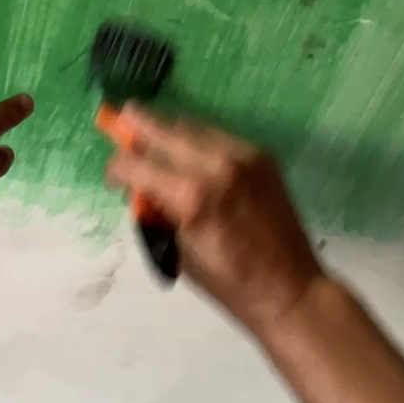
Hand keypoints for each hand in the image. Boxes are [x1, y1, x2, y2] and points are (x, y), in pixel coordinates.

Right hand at [103, 105, 322, 330]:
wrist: (291, 288)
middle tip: (122, 114)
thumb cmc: (227, 281)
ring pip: (191, 127)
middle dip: (138, 124)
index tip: (113, 176)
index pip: (136, 165)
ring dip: (168, 128)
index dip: (117, 168)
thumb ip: (157, 211)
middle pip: (163, 131)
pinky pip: (217, 135)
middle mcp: (214, 167)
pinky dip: (196, 138)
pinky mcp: (260, 155)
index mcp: (189, 197)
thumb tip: (141, 186)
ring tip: (151, 125)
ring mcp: (241, 157)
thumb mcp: (176, 249)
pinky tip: (187, 145)